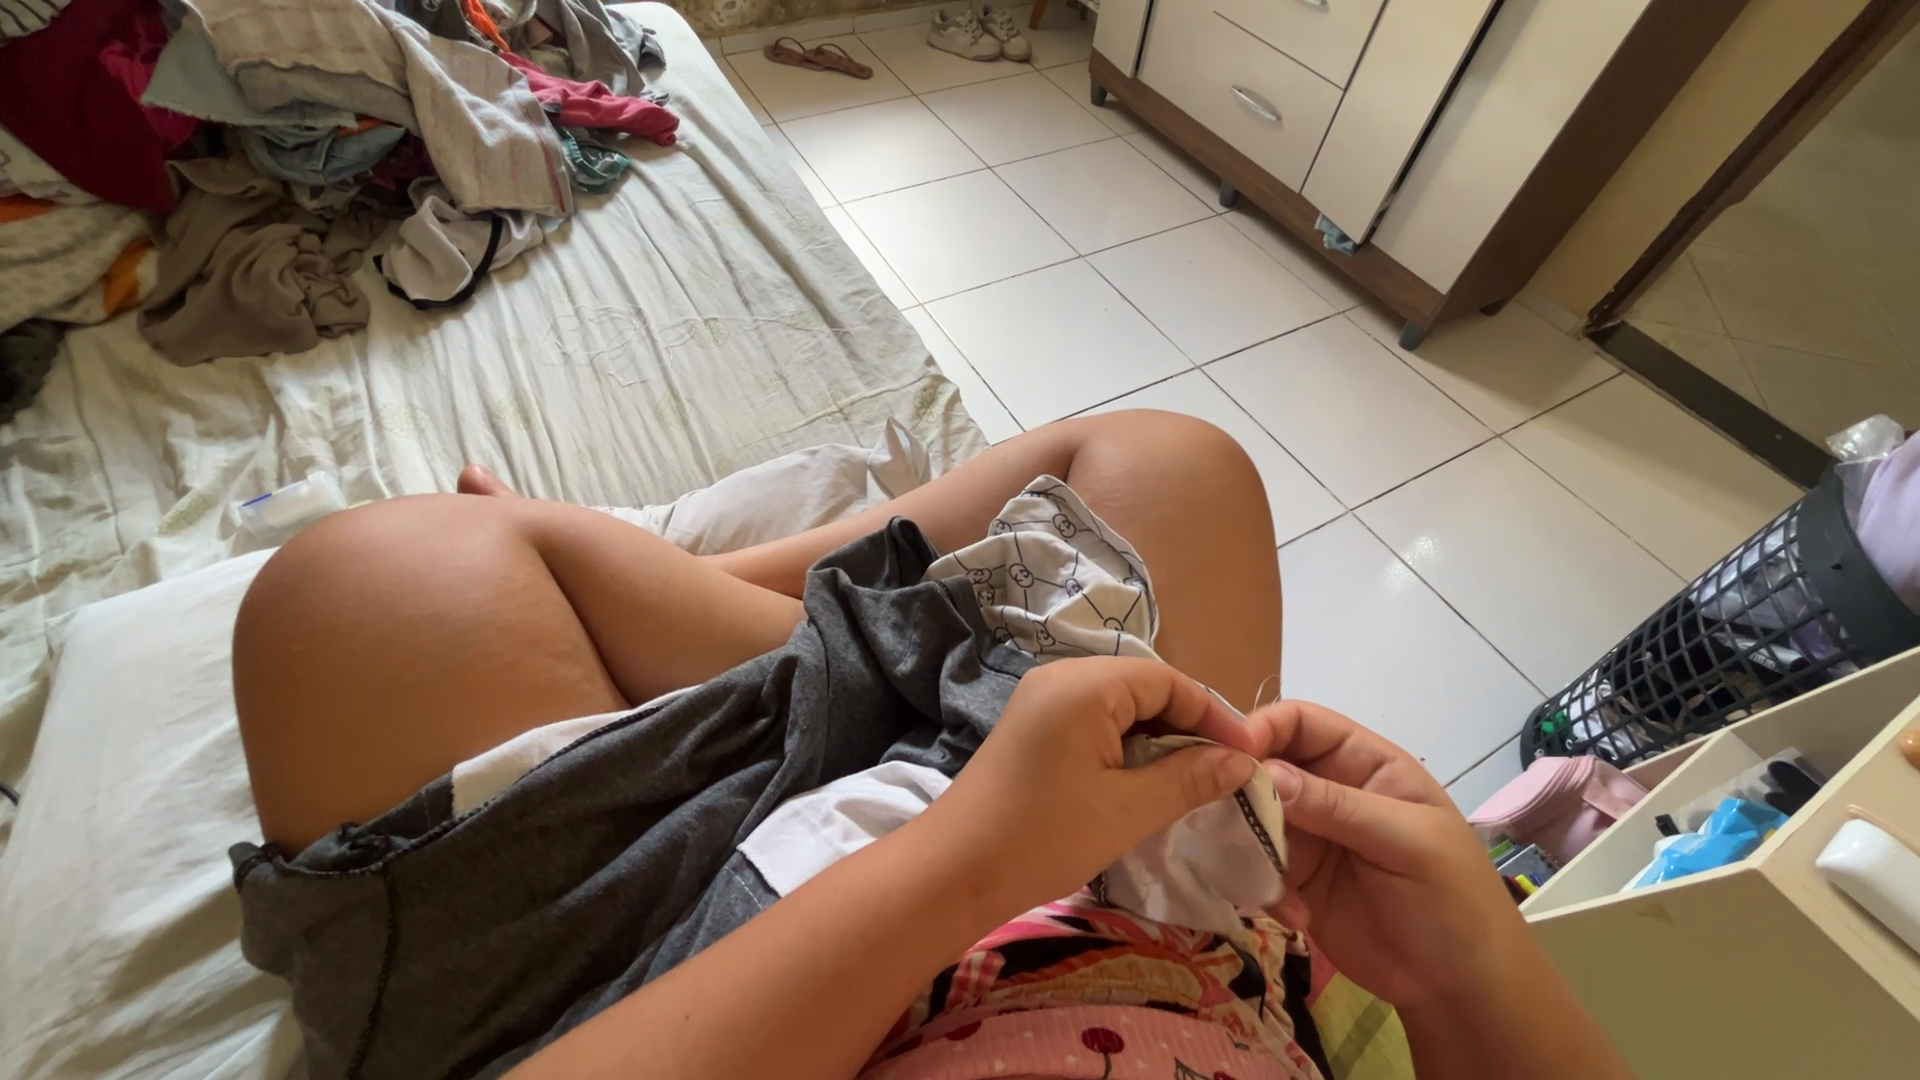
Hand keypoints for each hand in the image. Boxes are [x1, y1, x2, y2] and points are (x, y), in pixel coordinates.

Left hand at [916, 656, 1260, 923]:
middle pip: (1142, 686)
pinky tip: (1143, 778)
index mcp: (1084, 685)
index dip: (1212, 714)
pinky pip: (1092, 719)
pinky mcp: (1033, 725)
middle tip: (1222, 771)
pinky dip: (1124, 743)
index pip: (1166, 679)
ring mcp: (1041, 699)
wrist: (956, 868)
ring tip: (1190, 779)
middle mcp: (1061, 677)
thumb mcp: (1127, 809)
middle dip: (1186, 725)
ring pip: (1118, 704)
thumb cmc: (1045, 836)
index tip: (1247, 757)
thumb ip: (1188, 777)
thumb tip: (1240, 761)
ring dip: (1157, 736)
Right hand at [1246, 700, 1525, 1009]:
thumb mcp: (1409, 844)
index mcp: (1362, 762)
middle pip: (1263, 761)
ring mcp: (1305, 833)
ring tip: (1254, 868)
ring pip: (1248, 812)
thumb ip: (1338, 805)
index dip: (1264, 726)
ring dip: (1242, 836)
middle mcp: (1325, 789)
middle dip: (1239, 781)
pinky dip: (1257, 882)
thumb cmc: (1455, 903)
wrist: (1462, 995)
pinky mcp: (1290, 876)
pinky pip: (1251, 861)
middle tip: (1220, 809)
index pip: (1300, 722)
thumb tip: (1265, 770)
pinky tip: (1292, 914)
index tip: (1231, 752)